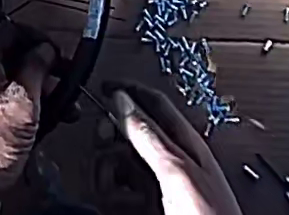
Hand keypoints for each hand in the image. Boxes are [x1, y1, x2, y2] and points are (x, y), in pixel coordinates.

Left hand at [0, 23, 56, 214]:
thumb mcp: (24, 99)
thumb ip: (37, 67)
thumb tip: (45, 51)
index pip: (12, 30)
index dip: (38, 38)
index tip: (55, 50)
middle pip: (15, 57)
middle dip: (44, 69)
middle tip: (62, 78)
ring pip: (16, 82)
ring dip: (42, 91)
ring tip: (62, 104)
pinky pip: (11, 102)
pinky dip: (30, 107)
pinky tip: (47, 119)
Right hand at [108, 82, 243, 214]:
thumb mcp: (178, 173)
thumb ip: (150, 135)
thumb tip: (123, 99)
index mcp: (186, 144)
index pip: (154, 102)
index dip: (129, 90)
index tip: (104, 87)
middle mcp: (174, 164)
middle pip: (133, 132)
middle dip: (112, 134)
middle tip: (102, 139)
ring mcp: (163, 190)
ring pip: (123, 163)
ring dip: (108, 167)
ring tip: (108, 180)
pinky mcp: (153, 211)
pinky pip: (122, 194)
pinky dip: (112, 194)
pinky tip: (116, 203)